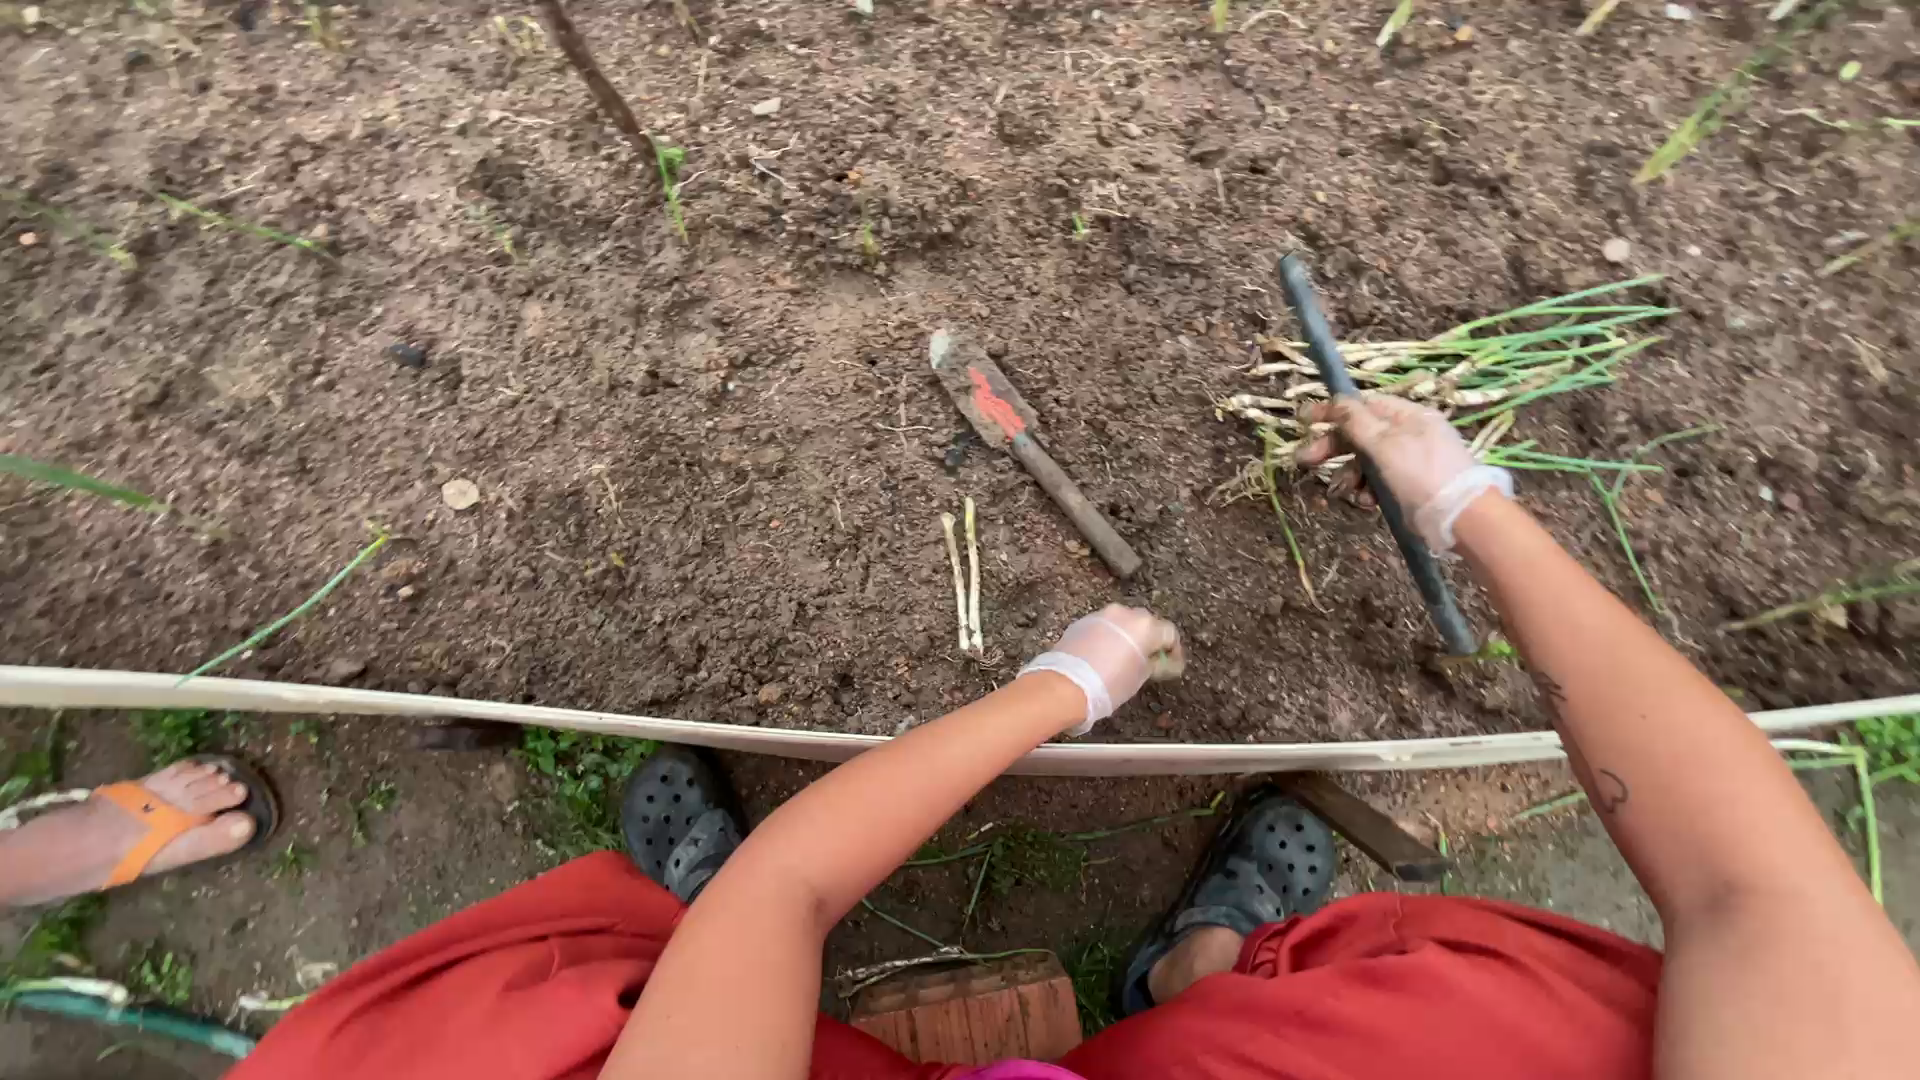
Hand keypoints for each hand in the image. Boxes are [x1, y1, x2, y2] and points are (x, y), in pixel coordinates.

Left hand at [1018, 605, 1183, 735]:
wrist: (1067, 683)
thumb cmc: (1110, 683)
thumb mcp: (1141, 676)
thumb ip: (1154, 662)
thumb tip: (1161, 660)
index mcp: (1145, 625)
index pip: (1170, 633)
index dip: (1173, 650)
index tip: (1170, 665)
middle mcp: (1124, 613)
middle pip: (1146, 623)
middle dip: (1149, 640)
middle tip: (1148, 661)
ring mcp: (1102, 615)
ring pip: (1123, 622)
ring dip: (1128, 636)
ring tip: (1124, 659)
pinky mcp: (1083, 621)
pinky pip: (1104, 626)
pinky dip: (1109, 636)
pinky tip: (1104, 655)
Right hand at [1296, 394, 1511, 553]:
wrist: (1459, 516)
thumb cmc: (1421, 473)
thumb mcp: (1384, 443)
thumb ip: (1356, 421)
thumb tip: (1337, 398)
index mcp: (1407, 416)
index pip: (1364, 405)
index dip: (1333, 411)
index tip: (1304, 420)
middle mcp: (1407, 434)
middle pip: (1359, 434)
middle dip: (1333, 448)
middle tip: (1305, 461)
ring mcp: (1406, 461)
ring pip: (1364, 461)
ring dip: (1349, 475)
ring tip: (1347, 491)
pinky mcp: (1405, 485)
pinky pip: (1376, 482)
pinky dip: (1366, 491)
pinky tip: (1367, 502)